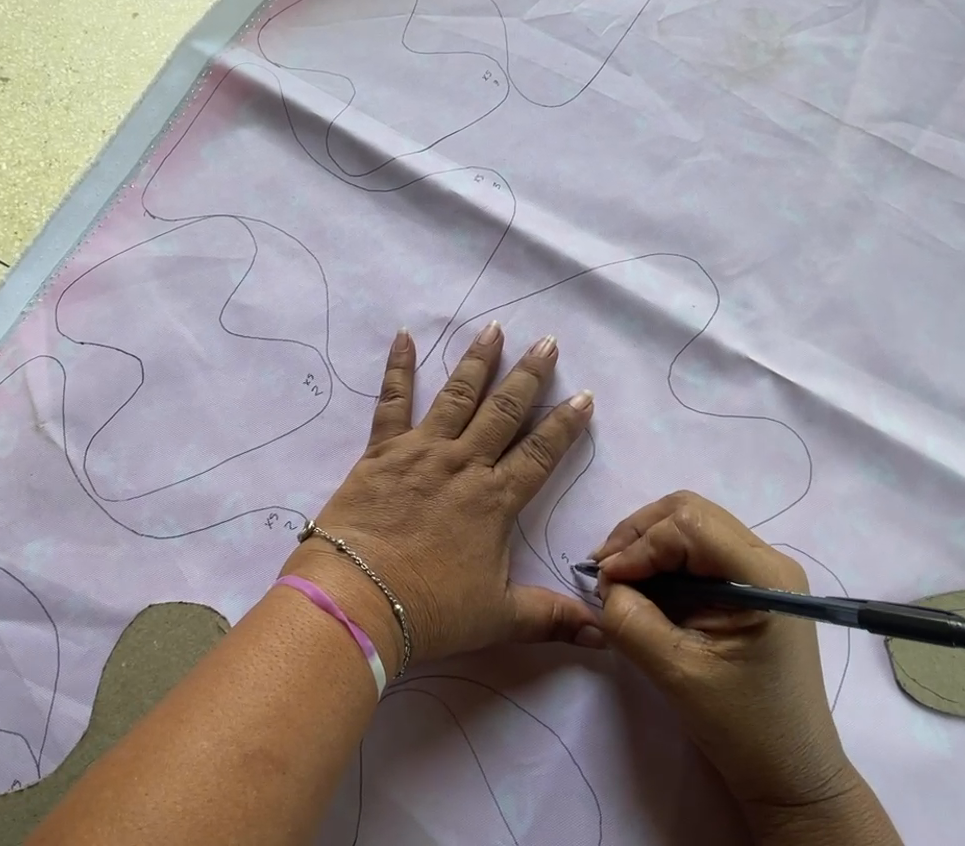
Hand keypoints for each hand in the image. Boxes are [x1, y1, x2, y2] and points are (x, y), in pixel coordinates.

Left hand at [284, 322, 603, 673]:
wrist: (359, 597)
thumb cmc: (430, 609)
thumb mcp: (499, 618)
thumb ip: (551, 619)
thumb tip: (605, 635)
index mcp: (495, 500)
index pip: (540, 453)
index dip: (565, 425)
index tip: (583, 395)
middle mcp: (463, 464)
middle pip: (503, 412)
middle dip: (529, 376)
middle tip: (547, 342)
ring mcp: (421, 451)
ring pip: (457, 397)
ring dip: (477, 361)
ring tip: (494, 329)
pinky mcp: (381, 450)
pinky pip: (392, 401)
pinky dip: (398, 367)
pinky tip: (403, 336)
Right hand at [593, 492, 860, 813]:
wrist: (789, 772)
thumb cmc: (741, 725)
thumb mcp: (675, 672)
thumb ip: (631, 619)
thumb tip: (607, 584)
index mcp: (762, 576)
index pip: (688, 524)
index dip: (639, 544)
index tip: (606, 581)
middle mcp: (766, 560)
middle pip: (688, 512)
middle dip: (638, 534)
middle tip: (606, 570)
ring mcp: (759, 571)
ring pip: (689, 525)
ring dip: (647, 543)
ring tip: (617, 577)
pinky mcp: (747, 586)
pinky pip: (695, 551)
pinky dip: (661, 560)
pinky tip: (641, 585)